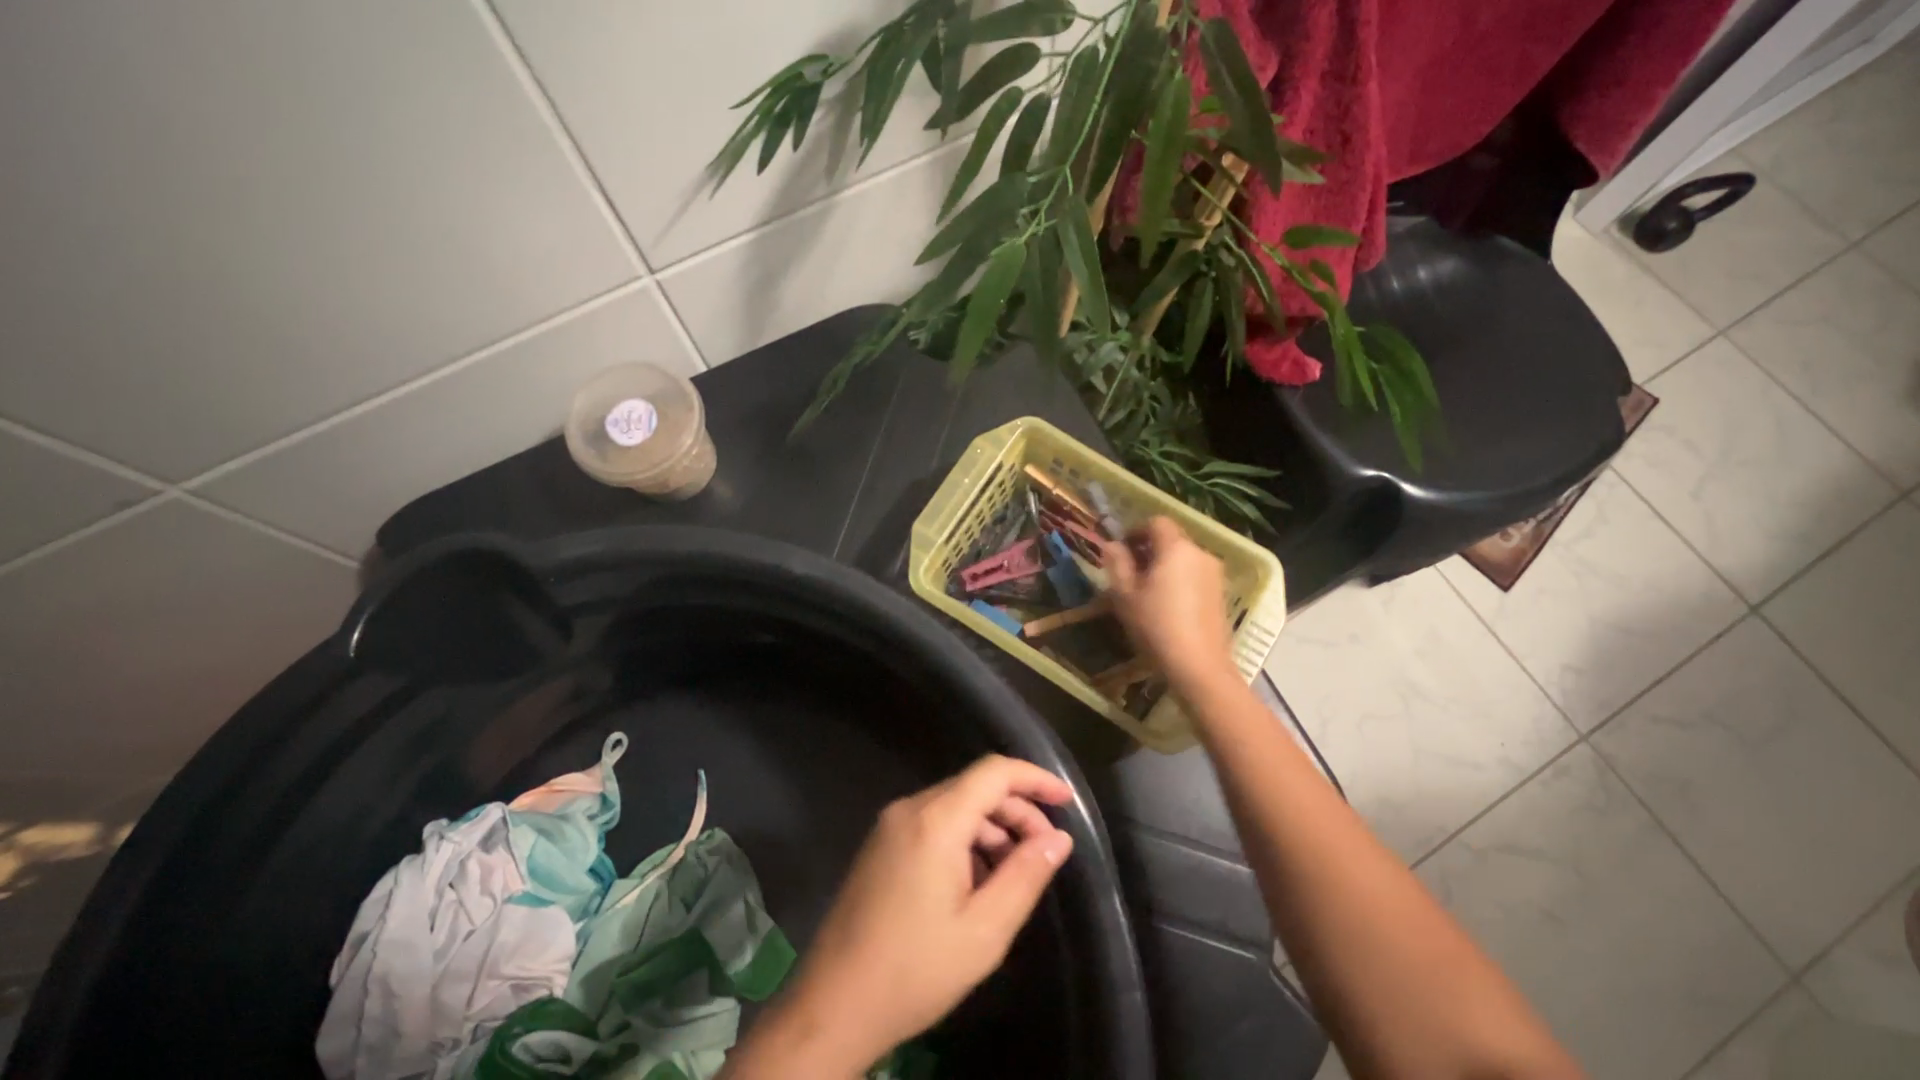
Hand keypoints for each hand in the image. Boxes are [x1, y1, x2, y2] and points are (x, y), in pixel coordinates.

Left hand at [728, 756, 1075, 1076]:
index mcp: (935, 821)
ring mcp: (888, 828)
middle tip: (1045, 853)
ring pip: (953, 807)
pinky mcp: (879, 849)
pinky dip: (963, 841)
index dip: (1035, 779)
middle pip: (974, 787)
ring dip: (991, 830)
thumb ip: (1026, 875)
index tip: (1067, 803)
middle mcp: (908, 811)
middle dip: (1017, 812)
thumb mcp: (985, 929)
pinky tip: (977, 884)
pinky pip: (931, 826)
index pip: (994, 772)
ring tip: (1013, 877)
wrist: (834, 1005)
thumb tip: (1058, 838)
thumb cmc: (916, 969)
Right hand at [1103, 516, 1236, 691]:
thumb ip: (1117, 564)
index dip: (1136, 531)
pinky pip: (1195, 575)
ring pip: (1184, 558)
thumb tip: (1112, 545)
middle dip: (1149, 550)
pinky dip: (1179, 581)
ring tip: (1147, 593)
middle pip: (1172, 539)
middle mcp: (1200, 553)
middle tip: (1129, 574)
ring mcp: (1215, 574)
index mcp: (1176, 548)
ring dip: (1164, 566)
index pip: (1156, 522)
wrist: (1199, 666)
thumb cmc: (1156, 626)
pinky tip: (1167, 607)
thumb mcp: (1125, 596)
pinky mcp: (1221, 594)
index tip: (1121, 552)